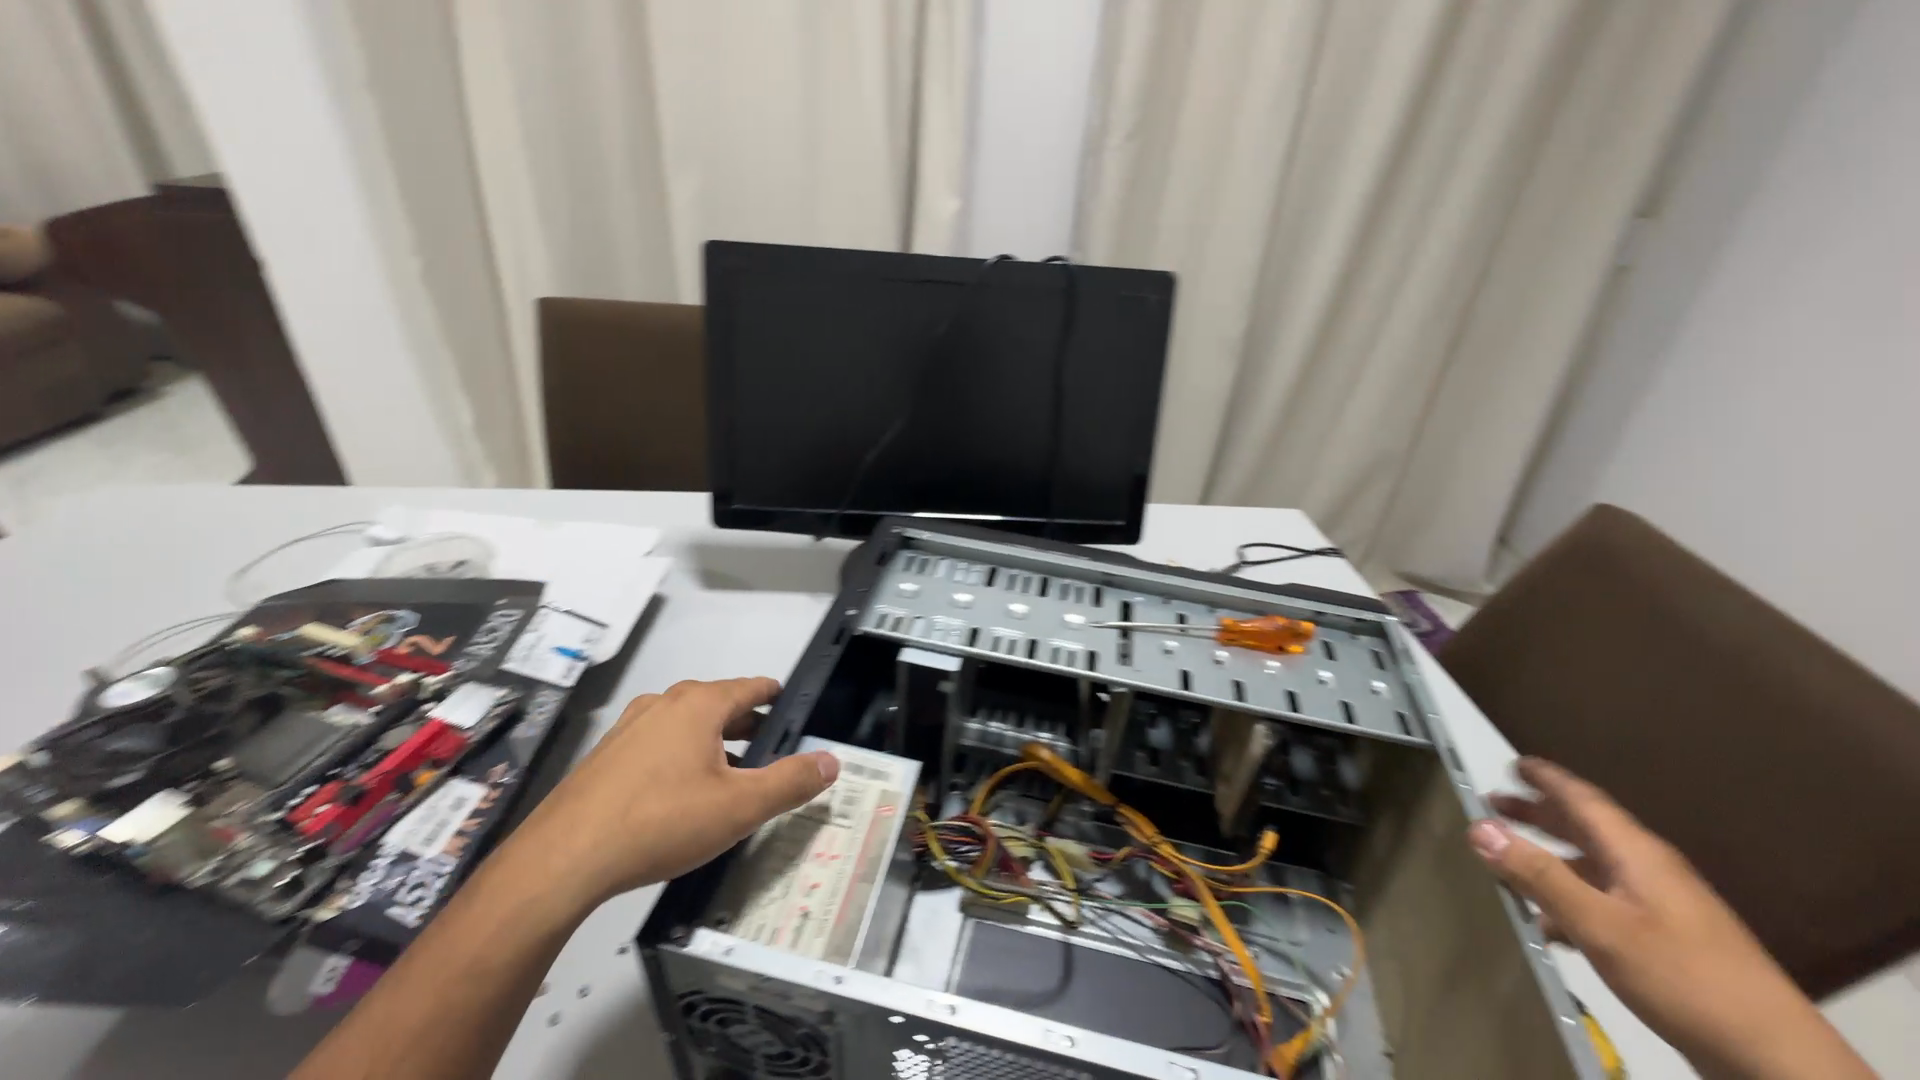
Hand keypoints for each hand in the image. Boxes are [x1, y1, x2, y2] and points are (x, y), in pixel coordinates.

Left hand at [505, 677, 839, 911]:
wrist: (565, 858)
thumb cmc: (662, 821)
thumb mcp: (740, 807)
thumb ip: (791, 782)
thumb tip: (832, 761)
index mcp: (698, 705)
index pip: (749, 687)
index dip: (775, 696)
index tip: (791, 707)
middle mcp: (663, 705)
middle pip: (717, 705)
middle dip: (747, 724)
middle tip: (771, 749)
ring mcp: (628, 729)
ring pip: (685, 726)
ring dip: (713, 743)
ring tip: (732, 776)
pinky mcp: (606, 757)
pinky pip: (658, 746)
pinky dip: (681, 758)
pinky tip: (683, 796)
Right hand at [1470, 758, 1873, 1079]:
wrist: (1768, 1052)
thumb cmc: (1681, 974)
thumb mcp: (1599, 925)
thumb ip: (1539, 876)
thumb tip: (1480, 827)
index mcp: (1636, 854)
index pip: (1585, 800)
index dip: (1548, 779)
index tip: (1512, 763)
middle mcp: (1648, 870)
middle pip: (1587, 829)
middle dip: (1540, 814)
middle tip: (1495, 804)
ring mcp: (1660, 905)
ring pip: (1593, 867)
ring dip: (1550, 859)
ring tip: (1507, 863)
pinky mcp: (1663, 939)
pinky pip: (1603, 901)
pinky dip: (1568, 899)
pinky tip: (1547, 924)